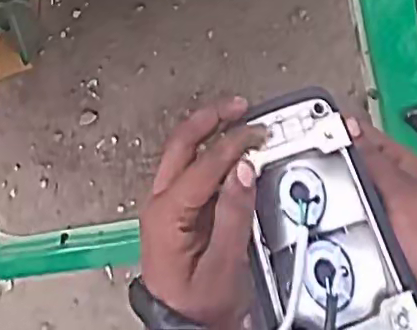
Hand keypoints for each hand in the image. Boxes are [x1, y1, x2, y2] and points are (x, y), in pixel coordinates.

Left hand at [139, 98, 266, 329]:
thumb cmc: (197, 310)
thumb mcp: (223, 268)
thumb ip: (234, 216)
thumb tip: (244, 170)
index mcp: (167, 213)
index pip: (204, 163)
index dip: (233, 144)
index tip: (257, 134)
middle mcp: (159, 201)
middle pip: (183, 142)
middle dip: (211, 117)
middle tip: (238, 106)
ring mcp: (163, 203)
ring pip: (182, 149)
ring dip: (208, 127)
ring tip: (234, 116)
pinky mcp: (173, 208)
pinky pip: (188, 165)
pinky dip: (208, 147)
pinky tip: (226, 145)